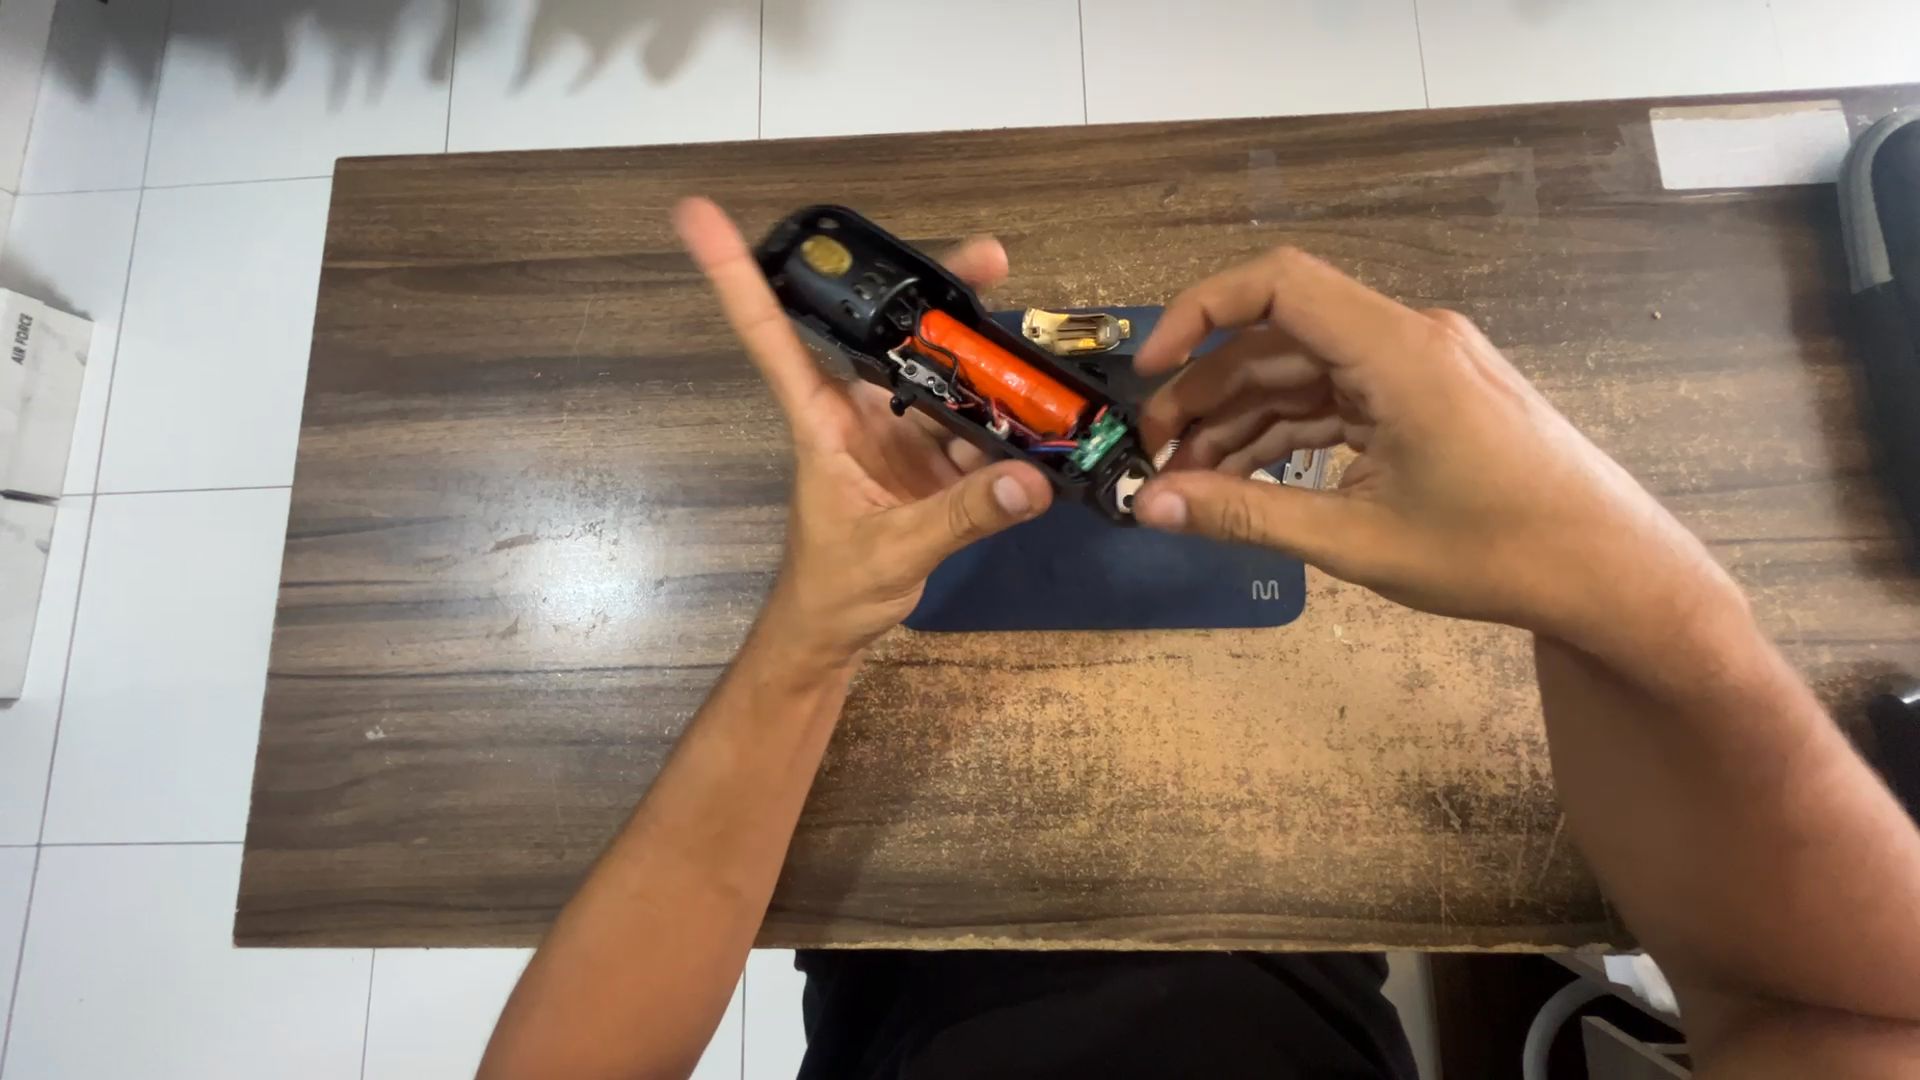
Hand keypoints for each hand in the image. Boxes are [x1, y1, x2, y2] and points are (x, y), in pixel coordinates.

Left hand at [673, 198, 1052, 670]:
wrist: (838, 631)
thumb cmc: (834, 589)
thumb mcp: (892, 551)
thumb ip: (959, 517)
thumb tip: (1031, 482)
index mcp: (822, 422)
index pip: (774, 338)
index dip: (740, 278)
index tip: (702, 214)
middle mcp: (861, 416)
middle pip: (892, 339)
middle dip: (938, 299)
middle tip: (993, 259)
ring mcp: (900, 440)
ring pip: (944, 383)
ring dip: (988, 369)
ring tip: (1038, 356)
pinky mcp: (933, 468)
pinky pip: (972, 433)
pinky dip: (1005, 431)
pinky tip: (1044, 426)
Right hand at [1130, 247, 1739, 650]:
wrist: (1614, 579)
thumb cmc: (1497, 555)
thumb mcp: (1355, 540)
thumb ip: (1243, 516)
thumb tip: (1149, 507)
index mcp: (1397, 352)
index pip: (1278, 286)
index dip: (1198, 313)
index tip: (1149, 369)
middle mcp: (1401, 342)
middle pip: (1272, 347)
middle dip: (1202, 400)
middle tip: (1153, 458)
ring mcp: (1410, 371)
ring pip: (1293, 381)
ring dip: (1234, 428)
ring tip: (1188, 485)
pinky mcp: (1414, 402)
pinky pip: (1325, 407)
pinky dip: (1277, 441)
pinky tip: (1240, 483)